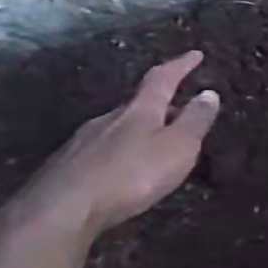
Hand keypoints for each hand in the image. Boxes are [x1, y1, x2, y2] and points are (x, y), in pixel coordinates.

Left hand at [5, 51, 220, 236]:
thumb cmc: (131, 175)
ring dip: (140, 131)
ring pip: (117, 128)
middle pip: (138, 105)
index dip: (180, 66)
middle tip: (181, 113)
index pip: (162, 80)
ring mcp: (82, 143)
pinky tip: (124, 170)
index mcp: (139, 111)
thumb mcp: (178, 147)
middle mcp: (107, 119)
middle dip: (161, 106)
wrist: (58, 212)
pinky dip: (120, 153)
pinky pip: (102, 150)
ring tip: (157, 145)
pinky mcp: (66, 167)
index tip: (195, 55)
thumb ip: (195, 121)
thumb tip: (208, 93)